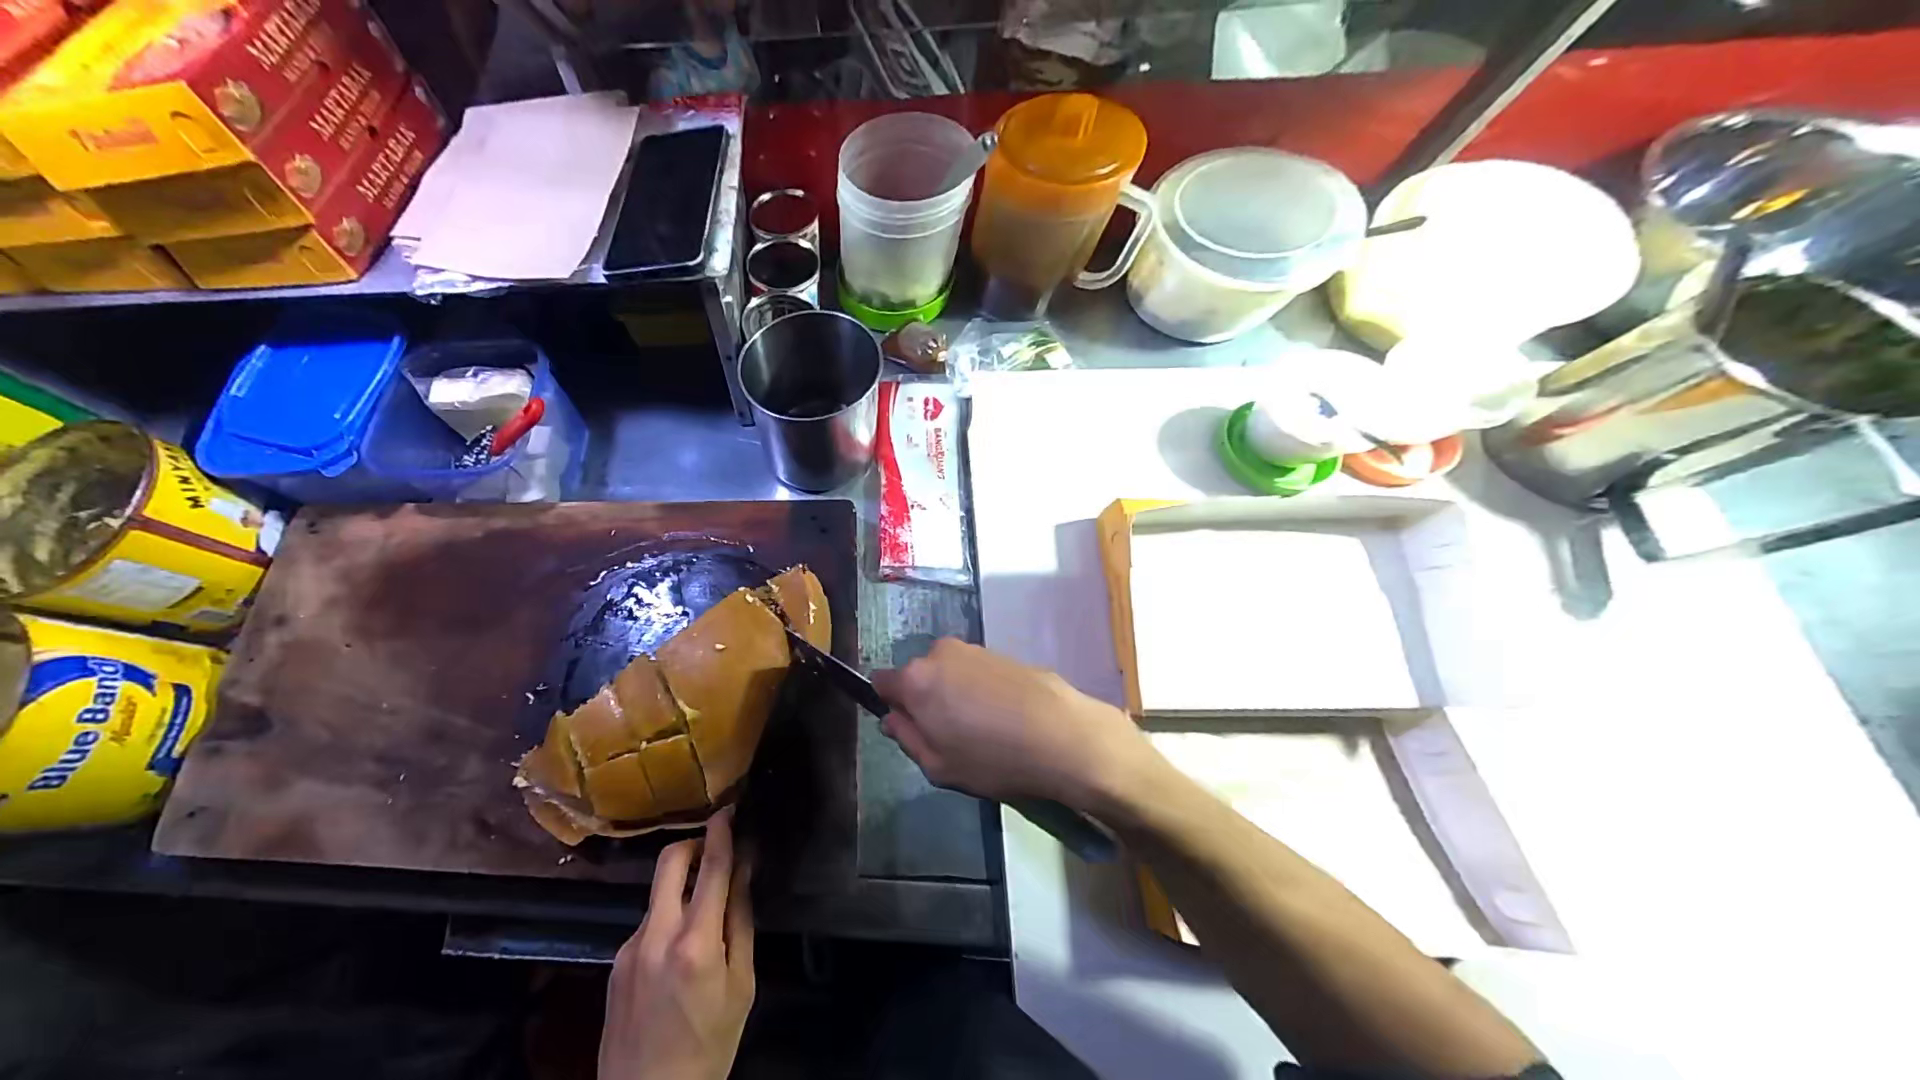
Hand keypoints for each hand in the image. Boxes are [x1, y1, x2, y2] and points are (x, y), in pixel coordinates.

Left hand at [599, 808, 753, 1079]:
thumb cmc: (709, 1046)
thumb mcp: (740, 985)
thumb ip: (740, 921)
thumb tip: (744, 871)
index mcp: (694, 943)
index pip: (712, 869)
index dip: (721, 832)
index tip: (729, 809)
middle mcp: (655, 935)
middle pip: (669, 862)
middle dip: (694, 844)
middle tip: (717, 851)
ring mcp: (629, 948)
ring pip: (659, 893)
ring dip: (684, 885)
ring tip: (707, 912)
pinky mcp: (615, 963)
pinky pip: (648, 922)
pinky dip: (669, 916)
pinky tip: (682, 948)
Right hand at [871, 639, 1155, 812]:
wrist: (1064, 736)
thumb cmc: (993, 758)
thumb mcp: (938, 766)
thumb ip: (907, 737)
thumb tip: (894, 718)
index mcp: (917, 679)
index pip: (882, 682)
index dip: (891, 706)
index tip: (909, 728)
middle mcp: (941, 653)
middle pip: (919, 677)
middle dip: (926, 701)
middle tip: (950, 736)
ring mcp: (975, 649)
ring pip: (950, 674)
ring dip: (956, 695)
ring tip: (984, 730)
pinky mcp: (1004, 653)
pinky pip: (977, 673)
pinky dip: (981, 691)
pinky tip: (1005, 718)